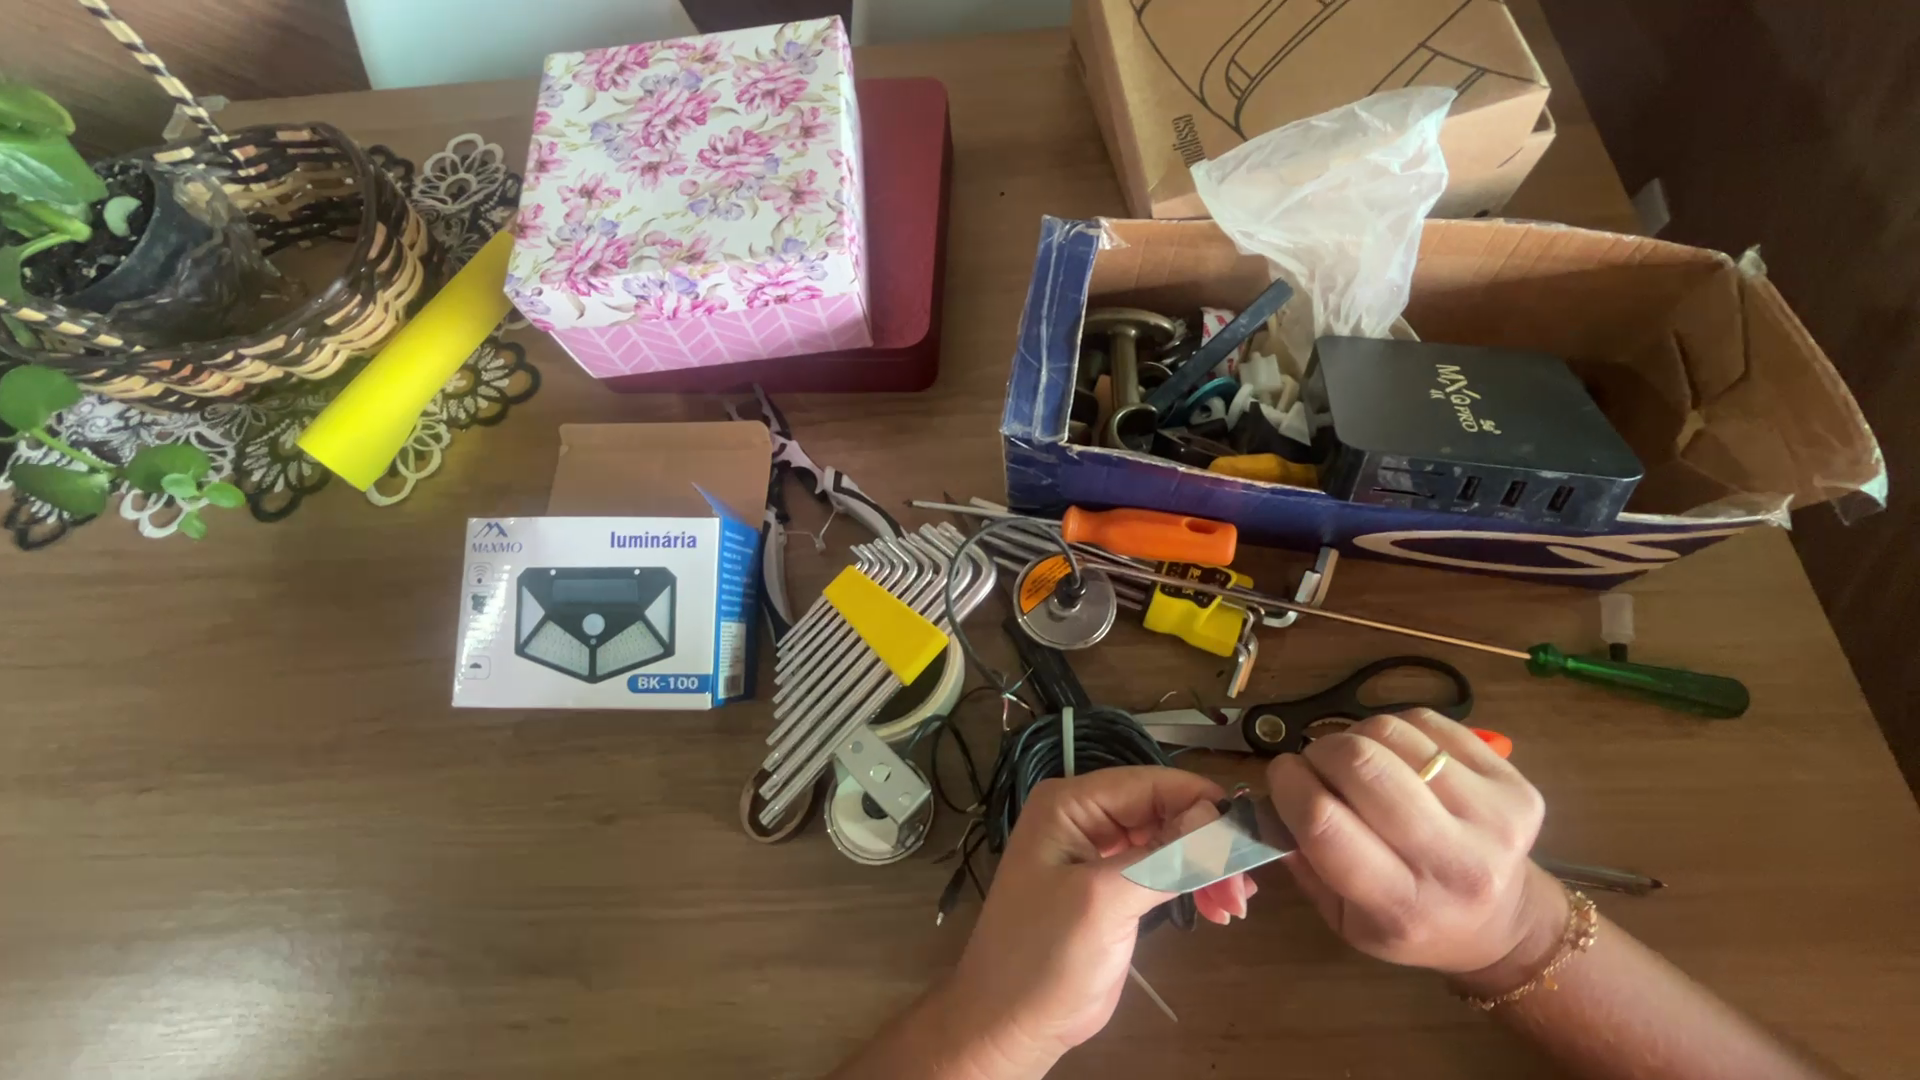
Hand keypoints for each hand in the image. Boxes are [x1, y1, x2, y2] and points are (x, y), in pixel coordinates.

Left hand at [942, 768, 1255, 1073]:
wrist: (1009, 1021)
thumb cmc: (1043, 956)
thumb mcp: (1103, 901)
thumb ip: (1162, 856)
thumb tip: (1217, 815)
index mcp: (1070, 803)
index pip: (1150, 783)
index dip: (1203, 803)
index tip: (1250, 839)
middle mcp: (1084, 816)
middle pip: (1163, 809)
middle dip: (1207, 843)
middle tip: (1243, 887)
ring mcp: (1097, 850)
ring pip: (1168, 838)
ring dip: (1205, 865)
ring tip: (1233, 905)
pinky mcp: (1110, 883)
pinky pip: (1160, 867)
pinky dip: (1190, 882)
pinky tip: (1215, 906)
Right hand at [1267, 708, 1565, 979]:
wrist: (1502, 926)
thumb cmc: (1406, 922)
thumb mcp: (1340, 916)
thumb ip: (1299, 858)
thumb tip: (1267, 798)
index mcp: (1400, 903)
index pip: (1323, 821)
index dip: (1288, 784)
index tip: (1281, 778)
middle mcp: (1454, 862)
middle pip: (1359, 763)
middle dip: (1319, 753)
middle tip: (1318, 767)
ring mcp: (1492, 817)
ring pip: (1389, 732)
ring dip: (1356, 736)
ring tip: (1359, 764)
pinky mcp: (1513, 783)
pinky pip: (1426, 722)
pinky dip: (1395, 730)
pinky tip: (1396, 757)